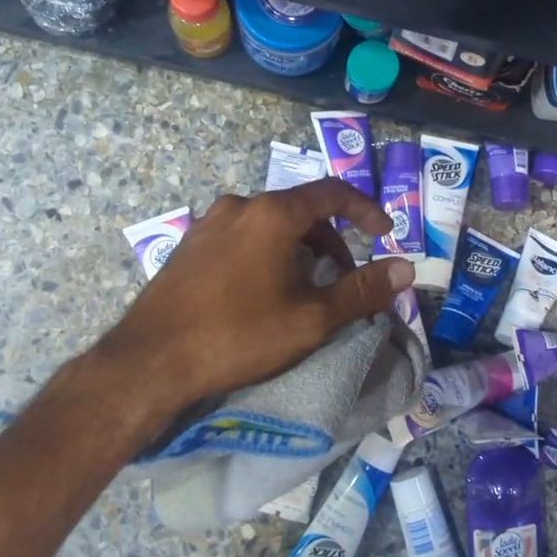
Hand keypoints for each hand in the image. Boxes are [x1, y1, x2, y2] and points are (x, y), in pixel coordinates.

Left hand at [95, 178, 416, 428]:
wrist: (148, 363)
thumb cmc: (237, 336)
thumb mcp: (311, 318)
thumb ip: (363, 290)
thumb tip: (407, 270)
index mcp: (272, 213)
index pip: (332, 192)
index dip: (366, 209)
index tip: (385, 233)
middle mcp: (239, 206)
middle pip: (301, 210)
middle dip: (332, 239)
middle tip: (346, 277)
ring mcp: (208, 225)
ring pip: (270, 225)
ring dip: (300, 249)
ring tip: (308, 290)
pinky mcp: (188, 248)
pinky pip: (242, 238)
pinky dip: (268, 254)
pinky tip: (265, 294)